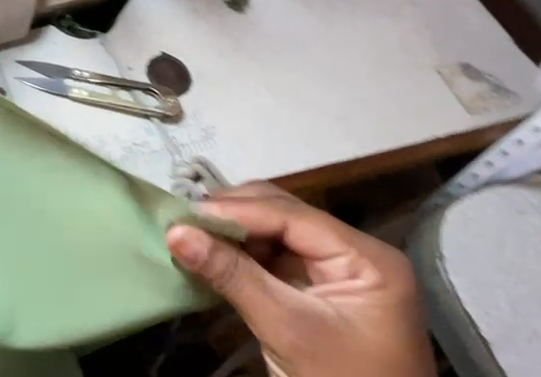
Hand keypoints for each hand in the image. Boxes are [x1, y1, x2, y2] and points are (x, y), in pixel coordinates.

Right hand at [166, 182, 432, 376]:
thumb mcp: (287, 331)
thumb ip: (233, 276)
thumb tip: (174, 232)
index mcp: (366, 257)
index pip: (291, 215)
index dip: (235, 210)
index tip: (184, 213)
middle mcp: (354, 252)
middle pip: (282, 213)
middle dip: (231, 216)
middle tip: (183, 222)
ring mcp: (338, 270)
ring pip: (273, 230)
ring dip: (232, 232)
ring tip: (192, 236)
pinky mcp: (318, 288)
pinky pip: (274, 255)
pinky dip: (241, 253)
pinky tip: (212, 255)